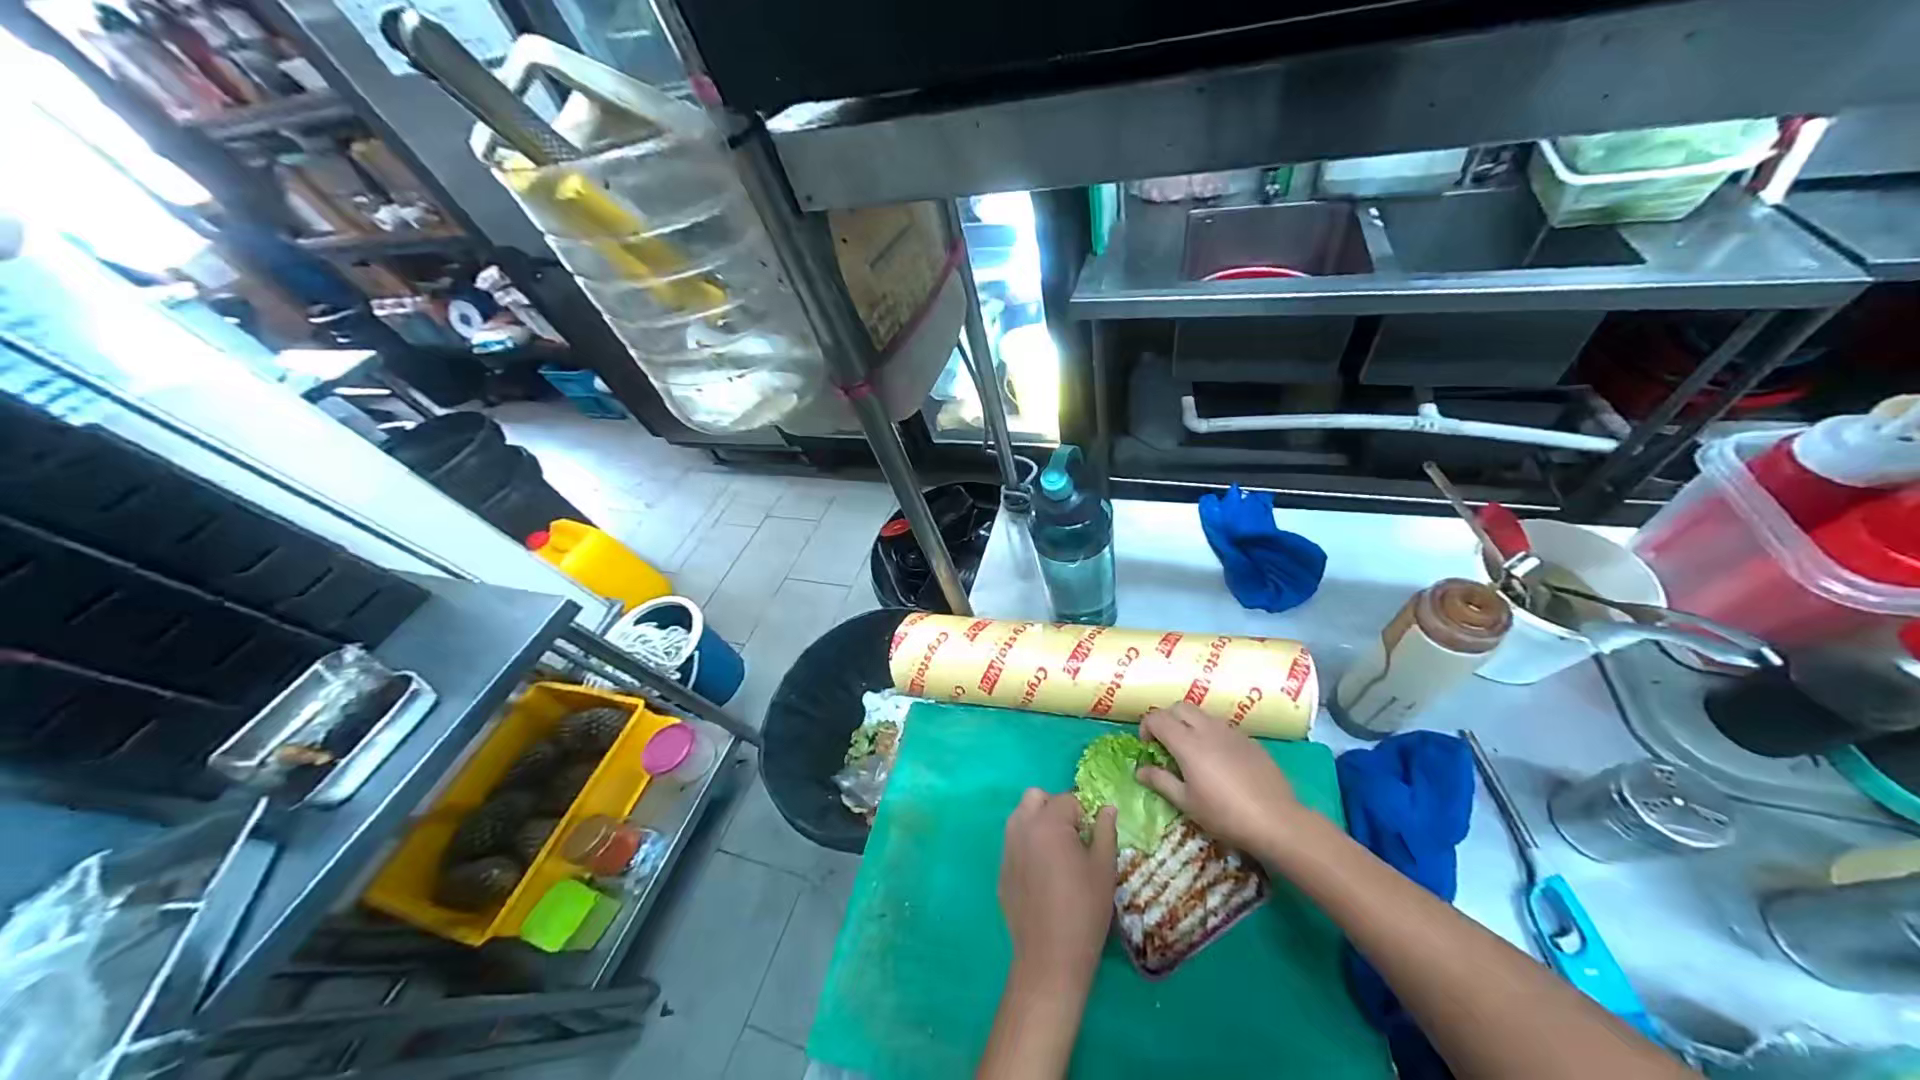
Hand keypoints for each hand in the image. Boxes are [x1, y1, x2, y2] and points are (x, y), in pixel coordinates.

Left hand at [997, 790, 1116, 987]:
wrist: (1050, 957)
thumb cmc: (1085, 909)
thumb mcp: (1103, 867)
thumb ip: (1105, 831)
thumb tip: (1107, 808)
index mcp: (1048, 823)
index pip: (1068, 799)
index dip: (1084, 816)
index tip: (1092, 839)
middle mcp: (1021, 827)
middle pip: (1035, 797)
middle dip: (1055, 808)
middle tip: (1073, 837)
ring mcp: (1007, 848)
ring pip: (1020, 817)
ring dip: (1039, 823)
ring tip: (1059, 854)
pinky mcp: (1001, 869)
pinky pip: (1014, 843)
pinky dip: (1028, 846)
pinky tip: (1043, 877)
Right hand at [1137, 703, 1306, 856]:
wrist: (1276, 820)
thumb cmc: (1224, 814)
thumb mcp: (1186, 802)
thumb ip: (1160, 781)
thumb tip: (1140, 770)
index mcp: (1187, 743)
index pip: (1157, 718)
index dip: (1146, 727)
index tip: (1148, 747)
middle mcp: (1208, 729)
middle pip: (1179, 707)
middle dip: (1167, 719)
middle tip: (1166, 744)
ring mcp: (1231, 732)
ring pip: (1202, 714)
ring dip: (1189, 724)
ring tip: (1192, 751)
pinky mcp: (1249, 740)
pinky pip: (1222, 727)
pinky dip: (1211, 733)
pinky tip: (1218, 760)